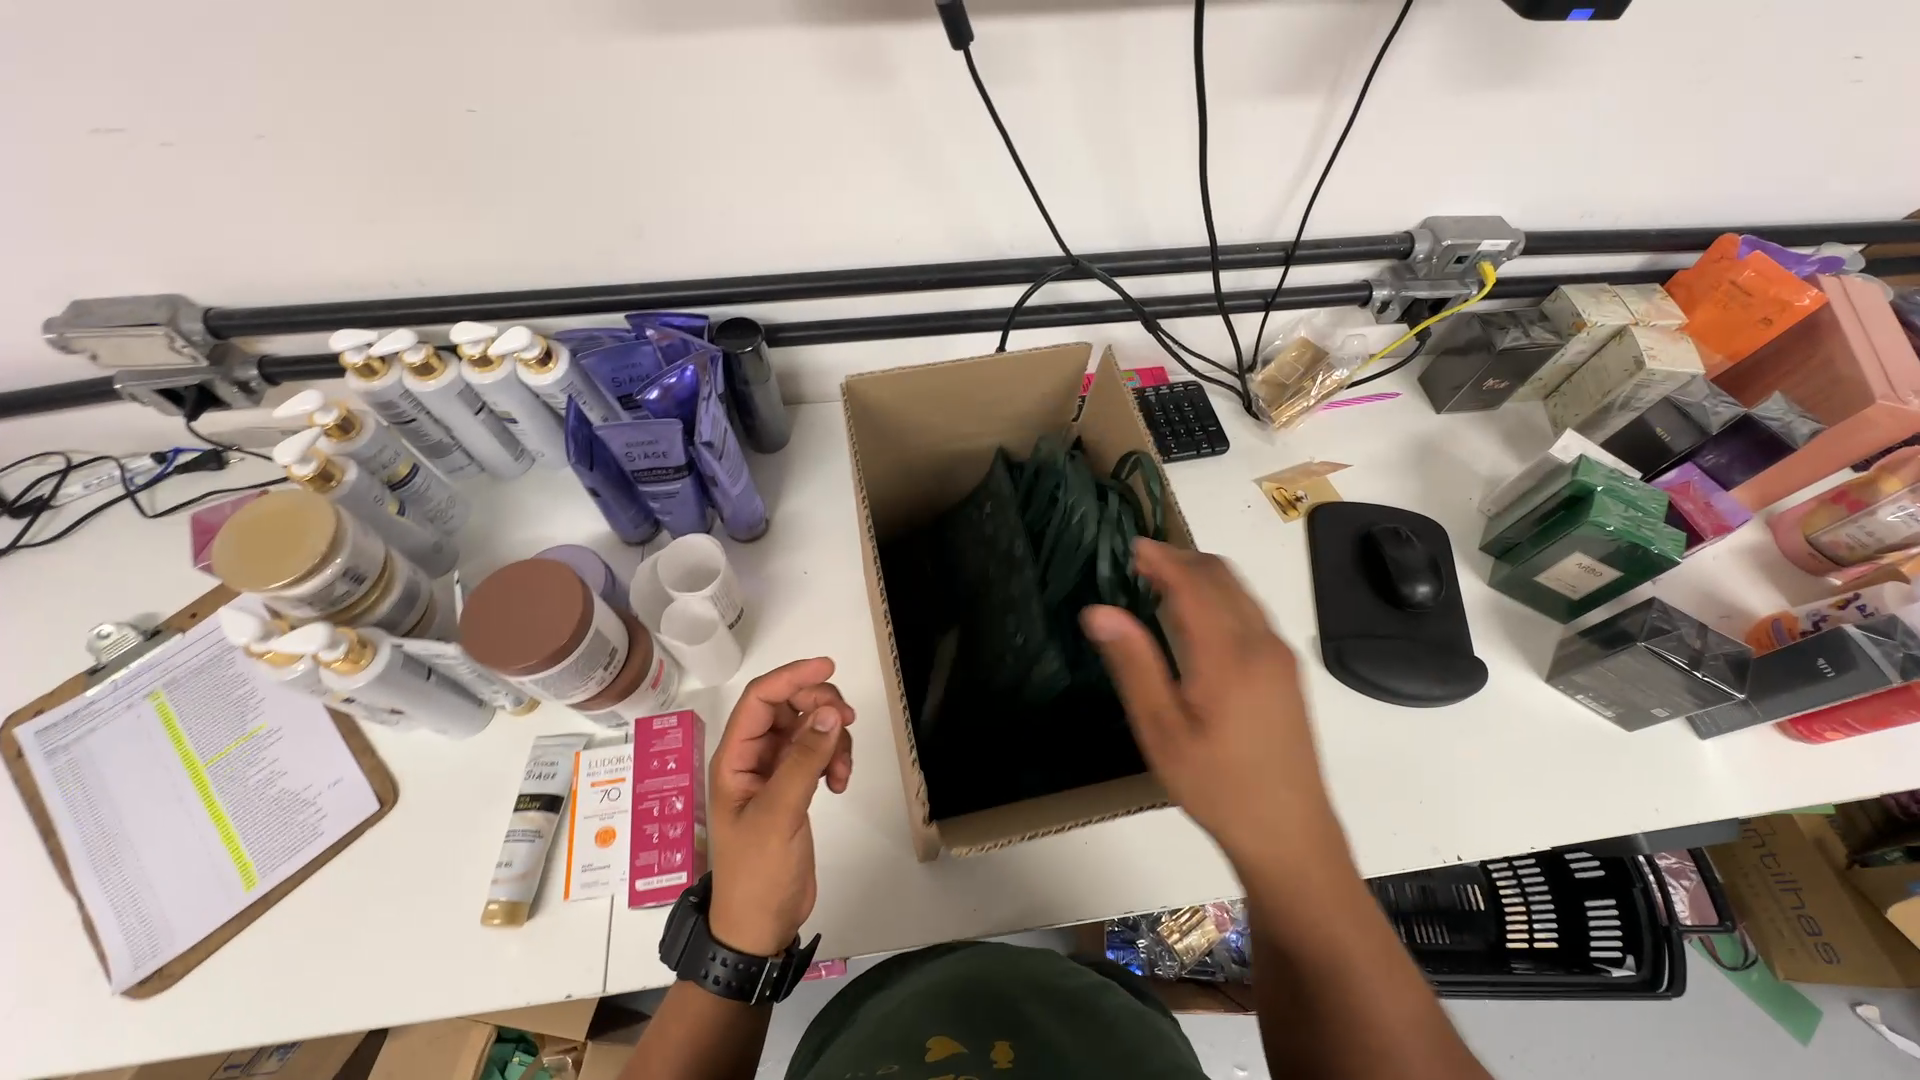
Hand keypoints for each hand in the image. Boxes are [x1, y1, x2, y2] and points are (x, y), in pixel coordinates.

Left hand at [706, 657, 853, 956]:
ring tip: (843, 770)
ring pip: (807, 728)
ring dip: (832, 738)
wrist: (760, 925)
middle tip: (847, 721)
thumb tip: (830, 713)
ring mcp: (774, 773)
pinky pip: (817, 753)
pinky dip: (835, 759)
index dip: (792, 676)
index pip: (760, 699)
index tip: (829, 666)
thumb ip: (804, 760)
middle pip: (787, 707)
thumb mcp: (779, 814)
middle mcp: (752, 758)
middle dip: (819, 706)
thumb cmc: (758, 872)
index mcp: (735, 758)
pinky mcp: (793, 789)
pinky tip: (841, 783)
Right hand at [1080, 539, 1342, 867]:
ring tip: (1161, 585)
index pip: (1193, 582)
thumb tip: (1098, 611)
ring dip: (1203, 577)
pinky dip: (1221, 598)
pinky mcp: (1289, 672)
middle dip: (1181, 559)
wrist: (1290, 832)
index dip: (1161, 558)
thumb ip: (1133, 665)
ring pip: (1241, 592)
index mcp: (1228, 653)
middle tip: (1140, 563)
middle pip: (1222, 576)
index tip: (1130, 548)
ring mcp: (1281, 656)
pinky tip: (1197, 622)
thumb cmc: (1217, 786)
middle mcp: (1261, 643)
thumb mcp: (1161, 732)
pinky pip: (1252, 613)